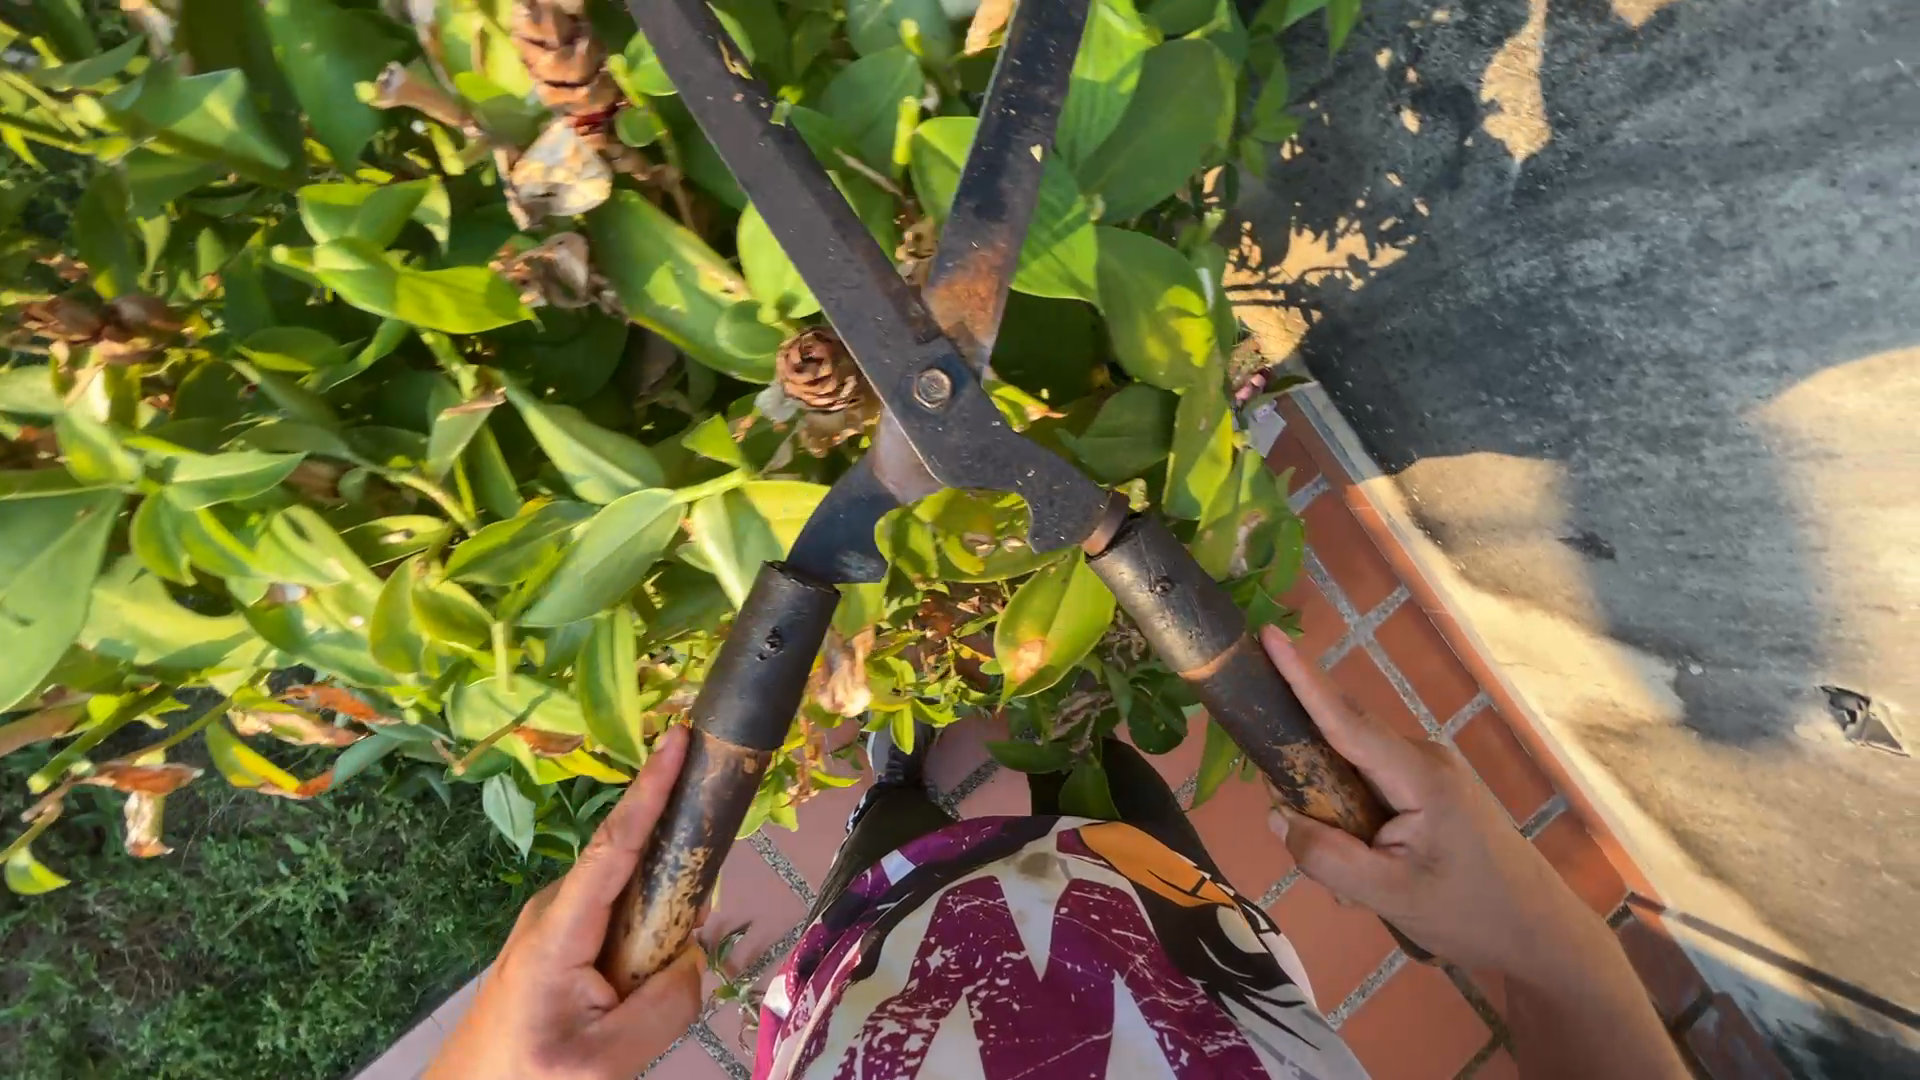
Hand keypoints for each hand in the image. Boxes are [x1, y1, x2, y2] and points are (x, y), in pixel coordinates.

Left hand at [426, 725, 701, 1079]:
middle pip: (633, 861)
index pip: (615, 843)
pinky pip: (621, 917)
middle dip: (675, 864)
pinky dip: (645, 933)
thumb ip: (668, 1003)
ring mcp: (556, 922)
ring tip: (651, 985)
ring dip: (660, 916)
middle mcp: (555, 909)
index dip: (651, 787)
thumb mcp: (607, 1066)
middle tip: (697, 915)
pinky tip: (639, 985)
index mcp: (559, 931)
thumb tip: (694, 951)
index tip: (680, 736)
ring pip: (632, 894)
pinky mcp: (562, 940)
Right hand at [1257, 626, 1610, 983]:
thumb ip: (1324, 856)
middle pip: (1338, 738)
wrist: (1544, 936)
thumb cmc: (1472, 914)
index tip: (1269, 636)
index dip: (1302, 677)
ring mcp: (1426, 766)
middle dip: (1304, 770)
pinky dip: (1348, 813)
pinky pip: (1364, 780)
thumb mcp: (1389, 896)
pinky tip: (1366, 861)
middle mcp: (1421, 755)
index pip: (1344, 718)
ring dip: (1330, 807)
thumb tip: (1277, 815)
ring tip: (1350, 872)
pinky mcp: (1425, 783)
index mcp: (1418, 776)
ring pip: (1347, 764)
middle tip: (1299, 827)